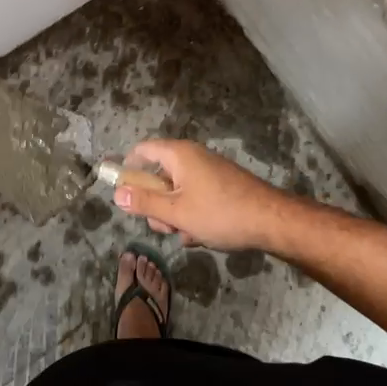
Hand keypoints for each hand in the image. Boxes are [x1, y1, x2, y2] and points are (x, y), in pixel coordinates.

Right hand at [111, 139, 296, 251]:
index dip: (128, 167)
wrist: (269, 220)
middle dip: (157, 204)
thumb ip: (145, 202)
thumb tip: (117, 193)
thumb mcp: (177, 212)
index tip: (121, 190)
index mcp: (179, 154)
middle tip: (164, 226)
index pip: (144, 150)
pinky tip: (202, 236)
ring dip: (176, 214)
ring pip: (178, 191)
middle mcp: (193, 156)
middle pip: (160, 175)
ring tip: (188, 234)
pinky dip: (193, 215)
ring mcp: (209, 171)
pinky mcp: (221, 186)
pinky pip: (195, 197)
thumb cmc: (219, 213)